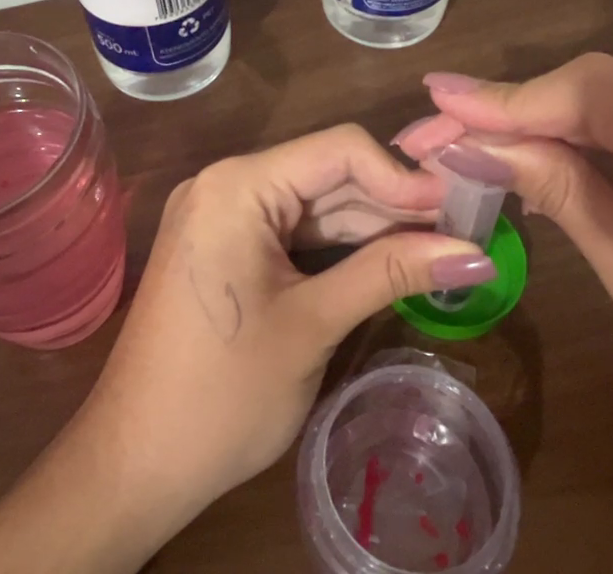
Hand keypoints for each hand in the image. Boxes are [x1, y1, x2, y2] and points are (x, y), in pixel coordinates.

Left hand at [88, 124, 494, 510]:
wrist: (135, 464)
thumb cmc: (221, 395)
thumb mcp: (313, 325)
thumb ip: (391, 274)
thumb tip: (477, 253)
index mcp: (237, 186)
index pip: (340, 149)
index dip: (405, 176)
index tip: (461, 211)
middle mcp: (226, 186)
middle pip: (330, 174)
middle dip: (396, 203)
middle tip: (467, 231)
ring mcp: (222, 218)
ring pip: (316, 205)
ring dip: (375, 226)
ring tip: (445, 247)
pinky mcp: (226, 250)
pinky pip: (294, 232)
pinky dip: (341, 247)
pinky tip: (392, 261)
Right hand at [395, 53, 612, 460]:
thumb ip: (570, 204)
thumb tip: (475, 145)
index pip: (608, 99)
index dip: (515, 96)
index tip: (437, 102)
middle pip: (607, 90)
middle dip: (514, 113)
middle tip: (435, 137)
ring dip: (543, 119)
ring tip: (473, 145)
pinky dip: (585, 127)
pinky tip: (541, 148)